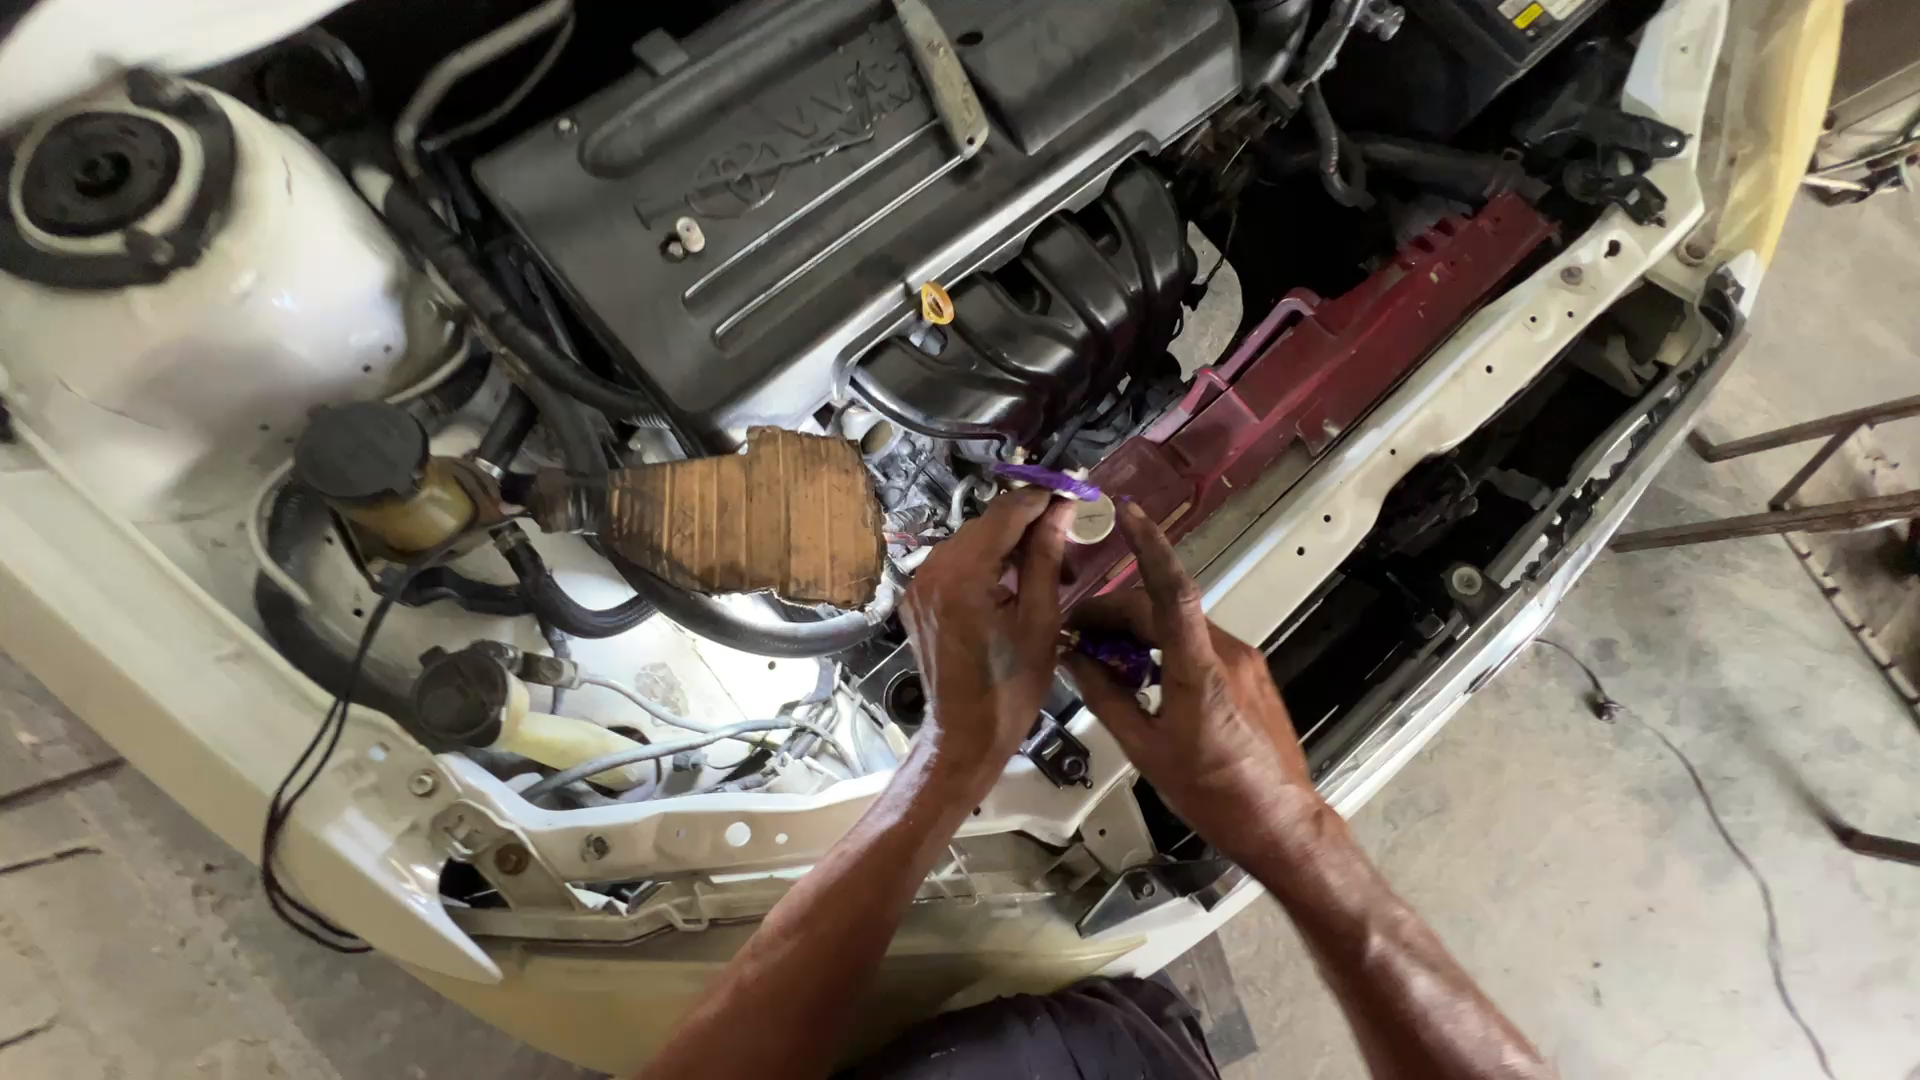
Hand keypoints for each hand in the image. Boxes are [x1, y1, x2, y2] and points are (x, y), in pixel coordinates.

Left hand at [899, 488, 1073, 786]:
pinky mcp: (917, 599)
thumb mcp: (1040, 619)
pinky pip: (955, 564)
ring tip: (1046, 570)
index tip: (1070, 491)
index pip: (1005, 513)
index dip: (1040, 498)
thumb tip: (1061, 509)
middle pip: (986, 526)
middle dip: (1027, 526)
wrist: (966, 734)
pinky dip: (986, 564)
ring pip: (971, 542)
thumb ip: (1046, 556)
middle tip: (1067, 543)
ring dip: (1009, 546)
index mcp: (962, 575)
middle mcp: (931, 570)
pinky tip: (1013, 582)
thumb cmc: (1012, 686)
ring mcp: (918, 584)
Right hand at [1062, 501, 1323, 865]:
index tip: (1127, 514)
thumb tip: (1073, 658)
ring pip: (1179, 623)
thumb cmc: (1210, 794)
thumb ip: (1106, 697)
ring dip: (1137, 629)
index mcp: (1199, 669)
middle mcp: (1227, 651)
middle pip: (1162, 607)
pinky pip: (1197, 641)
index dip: (1149, 547)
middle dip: (1114, 613)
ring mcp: (1243, 659)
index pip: (1172, 592)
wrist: (1281, 824)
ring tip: (1101, 655)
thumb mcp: (1145, 750)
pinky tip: (1140, 670)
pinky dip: (1163, 644)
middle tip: (1075, 634)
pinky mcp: (1250, 672)